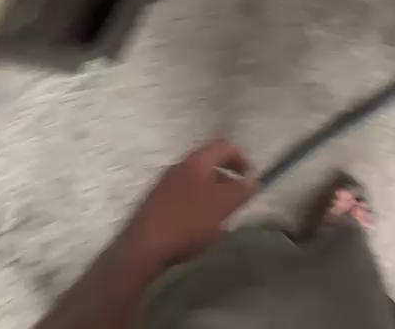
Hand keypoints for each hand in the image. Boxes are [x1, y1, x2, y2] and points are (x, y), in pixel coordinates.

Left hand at [115, 141, 255, 268]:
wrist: (142, 248)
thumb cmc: (187, 222)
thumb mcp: (222, 207)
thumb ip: (240, 191)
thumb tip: (253, 181)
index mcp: (197, 160)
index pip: (225, 147)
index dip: (241, 159)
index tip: (251, 178)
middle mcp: (180, 165)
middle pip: (210, 162)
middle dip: (227, 178)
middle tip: (237, 198)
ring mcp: (164, 183)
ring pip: (196, 180)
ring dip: (211, 192)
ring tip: (219, 215)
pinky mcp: (155, 202)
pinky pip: (183, 194)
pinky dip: (196, 203)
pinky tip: (197, 225)